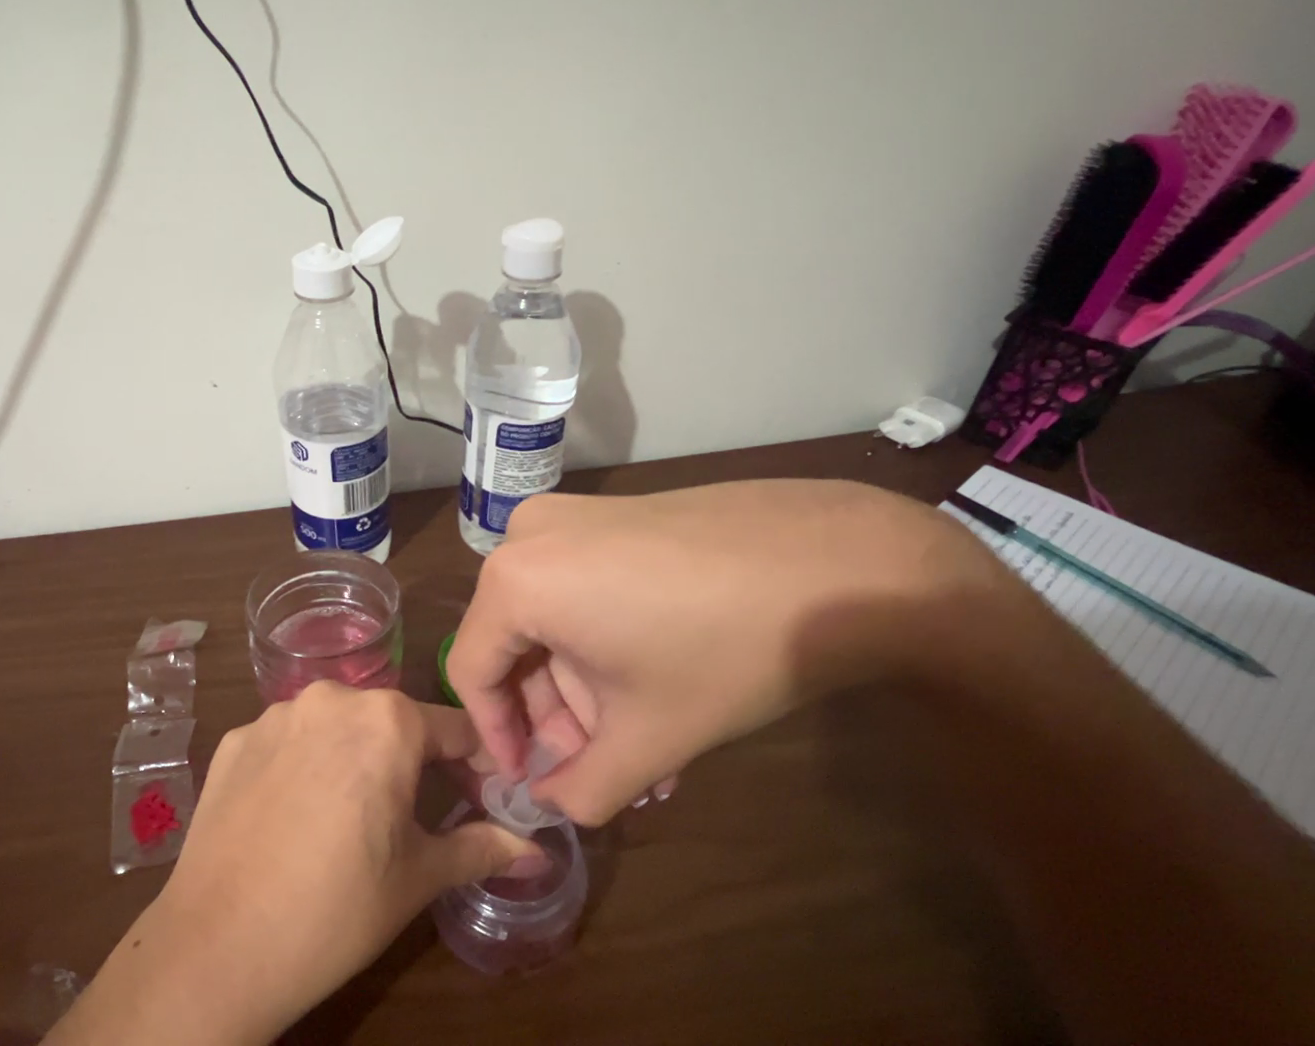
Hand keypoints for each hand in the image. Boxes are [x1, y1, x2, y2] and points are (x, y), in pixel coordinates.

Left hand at [47, 683, 536, 1044]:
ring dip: (355, 758)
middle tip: (418, 814)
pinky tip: (296, 816)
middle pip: (392, 722)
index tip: (485, 796)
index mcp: (387, 721)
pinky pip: (288, 742)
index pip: (455, 729)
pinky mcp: (233, 740)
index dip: (477, 764)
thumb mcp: (419, 877)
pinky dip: (303, 766)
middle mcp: (331, 699)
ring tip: (352, 816)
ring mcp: (274, 716)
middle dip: (414, 760)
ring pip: (336, 727)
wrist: (218, 945)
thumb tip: (538, 850)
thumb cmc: (337, 909)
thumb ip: (482, 848)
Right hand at [446, 480, 1003, 824]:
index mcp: (514, 581)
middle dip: (551, 712)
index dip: (497, 736)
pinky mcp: (616, 510)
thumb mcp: (649, 739)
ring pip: (551, 615)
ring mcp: (576, 513)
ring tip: (637, 733)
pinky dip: (601, 636)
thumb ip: (582, 791)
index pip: (471, 671)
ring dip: (581, 681)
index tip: (533, 778)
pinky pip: (581, 582)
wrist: (843, 561)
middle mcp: (527, 534)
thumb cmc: (725, 651)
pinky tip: (653, 678)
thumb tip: (550, 803)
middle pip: (513, 641)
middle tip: (596, 760)